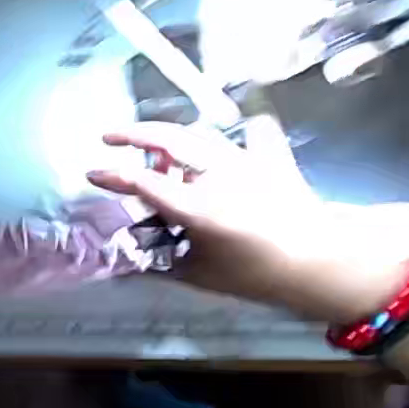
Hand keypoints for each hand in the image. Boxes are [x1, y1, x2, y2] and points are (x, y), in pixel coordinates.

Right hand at [87, 118, 408, 323]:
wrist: (318, 261)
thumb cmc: (255, 275)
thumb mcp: (200, 275)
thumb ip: (161, 264)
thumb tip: (127, 261)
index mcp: (199, 208)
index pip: (143, 184)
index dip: (113, 176)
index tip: (91, 172)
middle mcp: (217, 175)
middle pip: (169, 140)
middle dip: (133, 134)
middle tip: (109, 135)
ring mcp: (243, 160)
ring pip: (198, 135)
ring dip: (169, 137)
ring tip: (154, 150)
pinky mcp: (266, 155)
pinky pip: (243, 132)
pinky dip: (228, 133)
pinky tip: (227, 137)